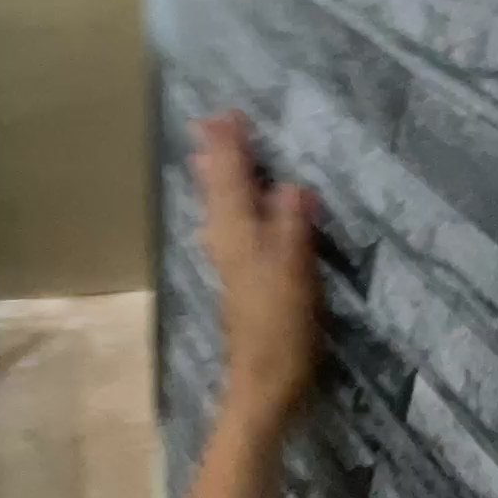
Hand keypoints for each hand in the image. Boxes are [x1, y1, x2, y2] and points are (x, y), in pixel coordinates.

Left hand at [190, 112, 322, 430]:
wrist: (262, 382)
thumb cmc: (280, 328)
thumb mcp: (293, 274)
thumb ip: (291, 228)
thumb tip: (290, 185)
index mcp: (240, 234)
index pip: (234, 180)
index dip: (231, 148)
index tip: (226, 114)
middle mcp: (227, 241)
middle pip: (217, 190)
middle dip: (213, 156)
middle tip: (203, 125)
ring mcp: (230, 261)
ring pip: (217, 208)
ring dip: (214, 177)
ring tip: (205, 154)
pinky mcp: (238, 278)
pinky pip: (226, 226)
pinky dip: (223, 205)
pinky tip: (224, 211)